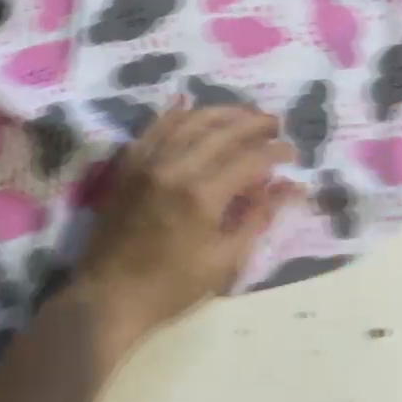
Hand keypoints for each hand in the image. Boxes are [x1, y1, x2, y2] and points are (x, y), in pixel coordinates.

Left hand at [67, 102, 297, 349]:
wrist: (109, 295)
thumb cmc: (171, 287)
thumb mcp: (224, 260)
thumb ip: (257, 217)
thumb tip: (290, 188)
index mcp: (202, 196)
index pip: (249, 159)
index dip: (275, 153)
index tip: (292, 153)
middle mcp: (174, 167)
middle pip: (221, 131)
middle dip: (253, 123)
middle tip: (275, 123)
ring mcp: (147, 162)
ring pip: (189, 121)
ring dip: (220, 113)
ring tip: (244, 114)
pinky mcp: (128, 165)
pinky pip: (155, 127)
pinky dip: (176, 114)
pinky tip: (190, 106)